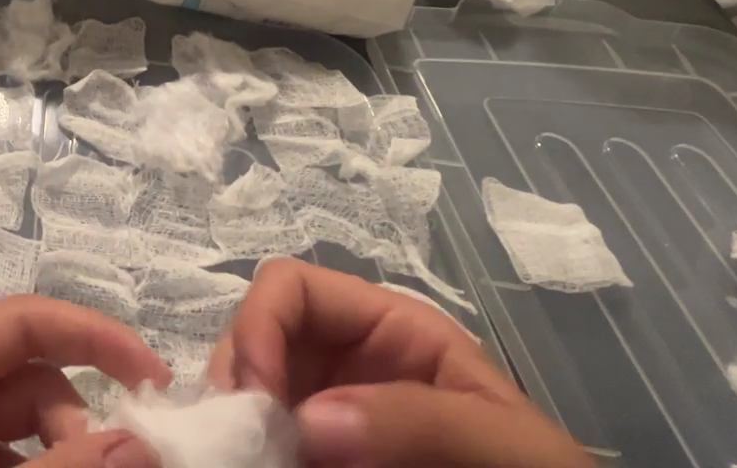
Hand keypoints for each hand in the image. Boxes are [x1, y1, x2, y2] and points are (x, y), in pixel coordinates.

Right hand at [208, 260, 588, 467]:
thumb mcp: (502, 446)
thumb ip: (419, 422)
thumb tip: (308, 421)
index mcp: (385, 328)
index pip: (292, 286)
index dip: (259, 321)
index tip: (256, 394)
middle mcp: (342, 360)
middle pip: (255, 333)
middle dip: (238, 376)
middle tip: (241, 444)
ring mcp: (325, 412)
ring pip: (246, 387)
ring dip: (234, 419)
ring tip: (249, 460)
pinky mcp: (316, 457)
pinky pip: (261, 440)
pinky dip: (246, 451)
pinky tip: (256, 465)